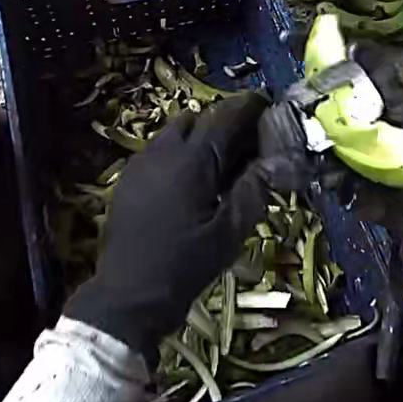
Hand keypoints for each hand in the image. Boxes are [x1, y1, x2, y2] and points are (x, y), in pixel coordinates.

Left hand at [64, 92, 278, 360]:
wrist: (127, 296)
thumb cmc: (184, 266)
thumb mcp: (228, 233)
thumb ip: (253, 191)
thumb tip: (275, 161)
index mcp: (191, 162)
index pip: (225, 118)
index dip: (248, 107)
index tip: (267, 105)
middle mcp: (163, 152)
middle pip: (199, 117)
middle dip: (225, 120)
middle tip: (248, 138)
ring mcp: (141, 163)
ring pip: (175, 131)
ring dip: (200, 134)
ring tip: (221, 158)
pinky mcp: (128, 178)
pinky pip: (159, 149)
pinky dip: (180, 150)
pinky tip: (192, 179)